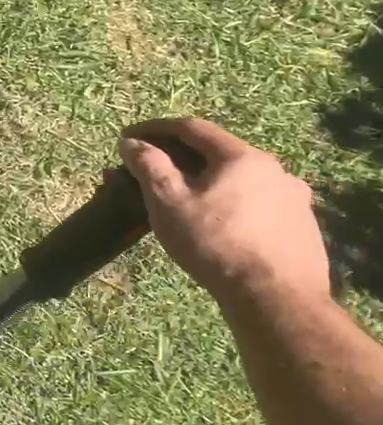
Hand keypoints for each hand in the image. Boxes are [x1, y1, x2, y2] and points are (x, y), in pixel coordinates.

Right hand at [119, 117, 327, 309]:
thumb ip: (148, 163)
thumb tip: (133, 143)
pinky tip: (204, 217)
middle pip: (212, 152)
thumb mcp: (167, 198)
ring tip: (168, 197)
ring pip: (231, 177)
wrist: (276, 297)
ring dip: (195, 179)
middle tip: (139, 171)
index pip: (191, 128)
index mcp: (243, 158)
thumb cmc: (213, 240)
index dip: (153, 129)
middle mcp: (274, 170)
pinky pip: (249, 198)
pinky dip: (219, 197)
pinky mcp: (298, 223)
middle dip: (171, 157)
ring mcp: (292, 198)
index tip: (125, 138)